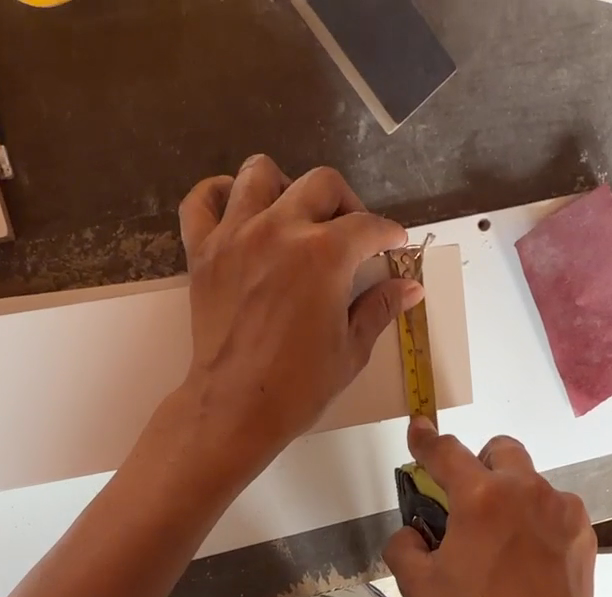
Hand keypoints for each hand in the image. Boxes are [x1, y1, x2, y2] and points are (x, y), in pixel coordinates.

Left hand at [156, 155, 422, 490]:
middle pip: (322, 184)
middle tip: (349, 233)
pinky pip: (201, 201)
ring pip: (260, 173)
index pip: (368, 226)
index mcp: (325, 254)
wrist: (235, 408)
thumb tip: (409, 288)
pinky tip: (237, 209)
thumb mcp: (350, 350)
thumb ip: (379, 309)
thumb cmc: (298, 387)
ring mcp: (236, 236)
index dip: (388, 235)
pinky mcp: (203, 252)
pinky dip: (218, 194)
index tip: (393, 245)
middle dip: (346, 203)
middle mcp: (281, 230)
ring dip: (284, 187)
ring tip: (293, 216)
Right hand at [383, 419, 611, 596]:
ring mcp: (563, 511)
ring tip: (498, 544)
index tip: (417, 428)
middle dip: (479, 462)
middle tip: (464, 501)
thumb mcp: (420, 589)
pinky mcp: (585, 535)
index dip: (426, 440)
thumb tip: (414, 534)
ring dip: (509, 495)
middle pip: (500, 450)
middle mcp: (526, 490)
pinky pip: (553, 512)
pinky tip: (527, 564)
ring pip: (530, 482)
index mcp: (480, 496)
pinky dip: (535, 522)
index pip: (446, 453)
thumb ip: (404, 548)